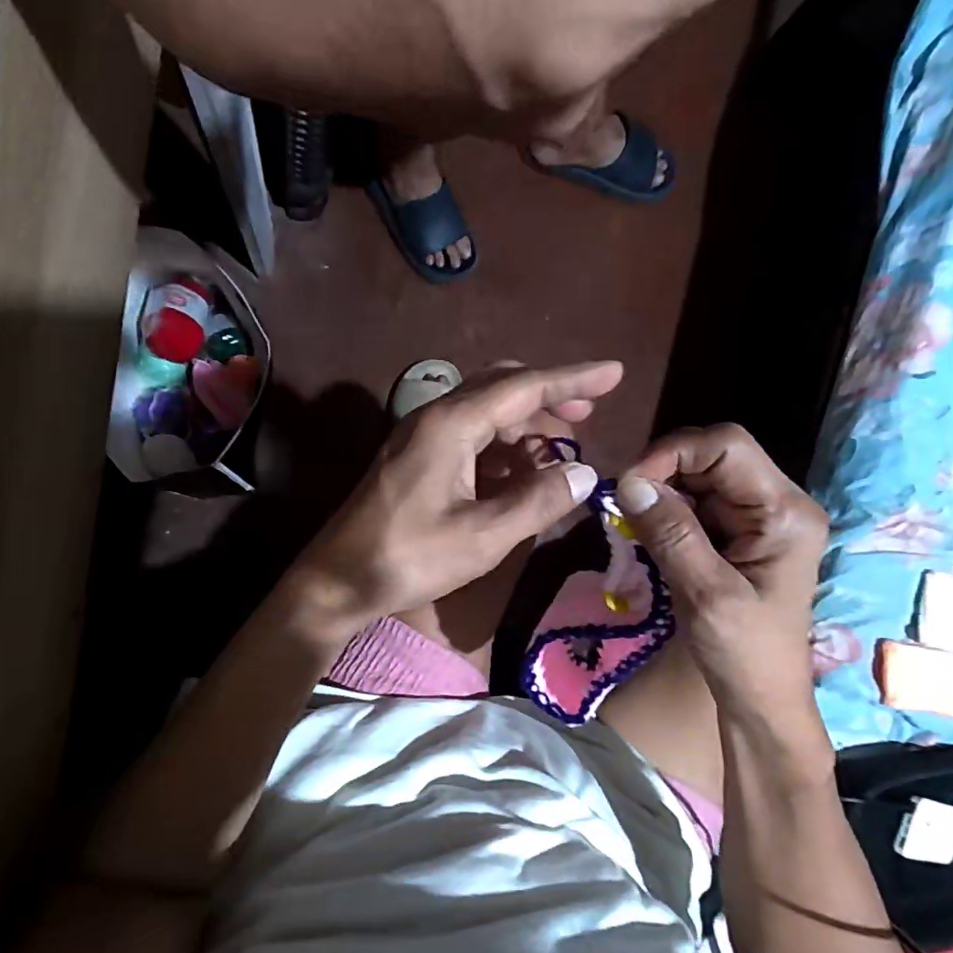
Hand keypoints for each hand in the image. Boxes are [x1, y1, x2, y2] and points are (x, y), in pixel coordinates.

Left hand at [285, 362, 623, 636]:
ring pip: (481, 413)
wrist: (337, 579)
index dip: (572, 379)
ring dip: (522, 426)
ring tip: (559, 452)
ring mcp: (417, 438)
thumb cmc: (408, 557)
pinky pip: (464, 438)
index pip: (523, 386)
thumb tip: (585, 472)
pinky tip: (518, 474)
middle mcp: (432, 418)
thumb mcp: (483, 536)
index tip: (614, 373)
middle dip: (546, 398)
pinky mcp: (411, 461)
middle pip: (499, 388)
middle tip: (587, 416)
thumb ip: (539, 501)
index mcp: (450, 424)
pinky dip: (498, 448)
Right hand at [615, 424, 828, 717]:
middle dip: (662, 471)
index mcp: (784, 512)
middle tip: (623, 504)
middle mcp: (775, 504)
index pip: (727, 447)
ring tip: (632, 523)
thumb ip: (671, 534)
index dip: (673, 452)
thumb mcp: (706, 594)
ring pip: (697, 478)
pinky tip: (645, 534)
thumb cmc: (744, 652)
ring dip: (658, 493)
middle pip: (712, 456)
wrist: (759, 699)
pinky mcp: (734, 536)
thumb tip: (629, 483)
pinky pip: (692, 505)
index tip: (628, 484)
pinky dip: (662, 512)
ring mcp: (754, 520)